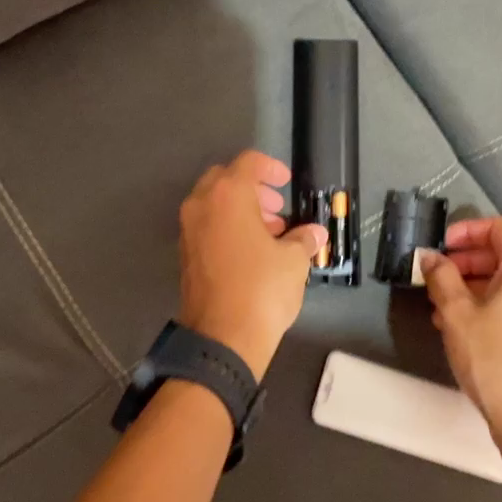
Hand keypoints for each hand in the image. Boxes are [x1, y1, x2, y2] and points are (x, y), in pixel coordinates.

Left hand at [177, 150, 327, 378]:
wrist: (222, 338)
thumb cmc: (262, 289)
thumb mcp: (293, 261)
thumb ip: (304, 239)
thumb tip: (315, 234)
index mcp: (228, 195)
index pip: (248, 163)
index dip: (271, 167)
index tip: (286, 182)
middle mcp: (202, 205)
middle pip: (225, 179)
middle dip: (253, 189)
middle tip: (278, 207)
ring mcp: (189, 230)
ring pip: (214, 204)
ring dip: (241, 209)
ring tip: (272, 232)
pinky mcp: (186, 254)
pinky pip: (207, 226)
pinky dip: (228, 227)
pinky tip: (253, 250)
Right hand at [420, 217, 501, 454]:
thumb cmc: (495, 360)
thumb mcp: (456, 314)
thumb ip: (440, 277)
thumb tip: (429, 257)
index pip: (498, 228)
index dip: (464, 232)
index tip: (437, 248)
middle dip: (465, 262)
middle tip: (433, 279)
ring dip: (475, 286)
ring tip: (441, 308)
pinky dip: (493, 304)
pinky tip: (465, 327)